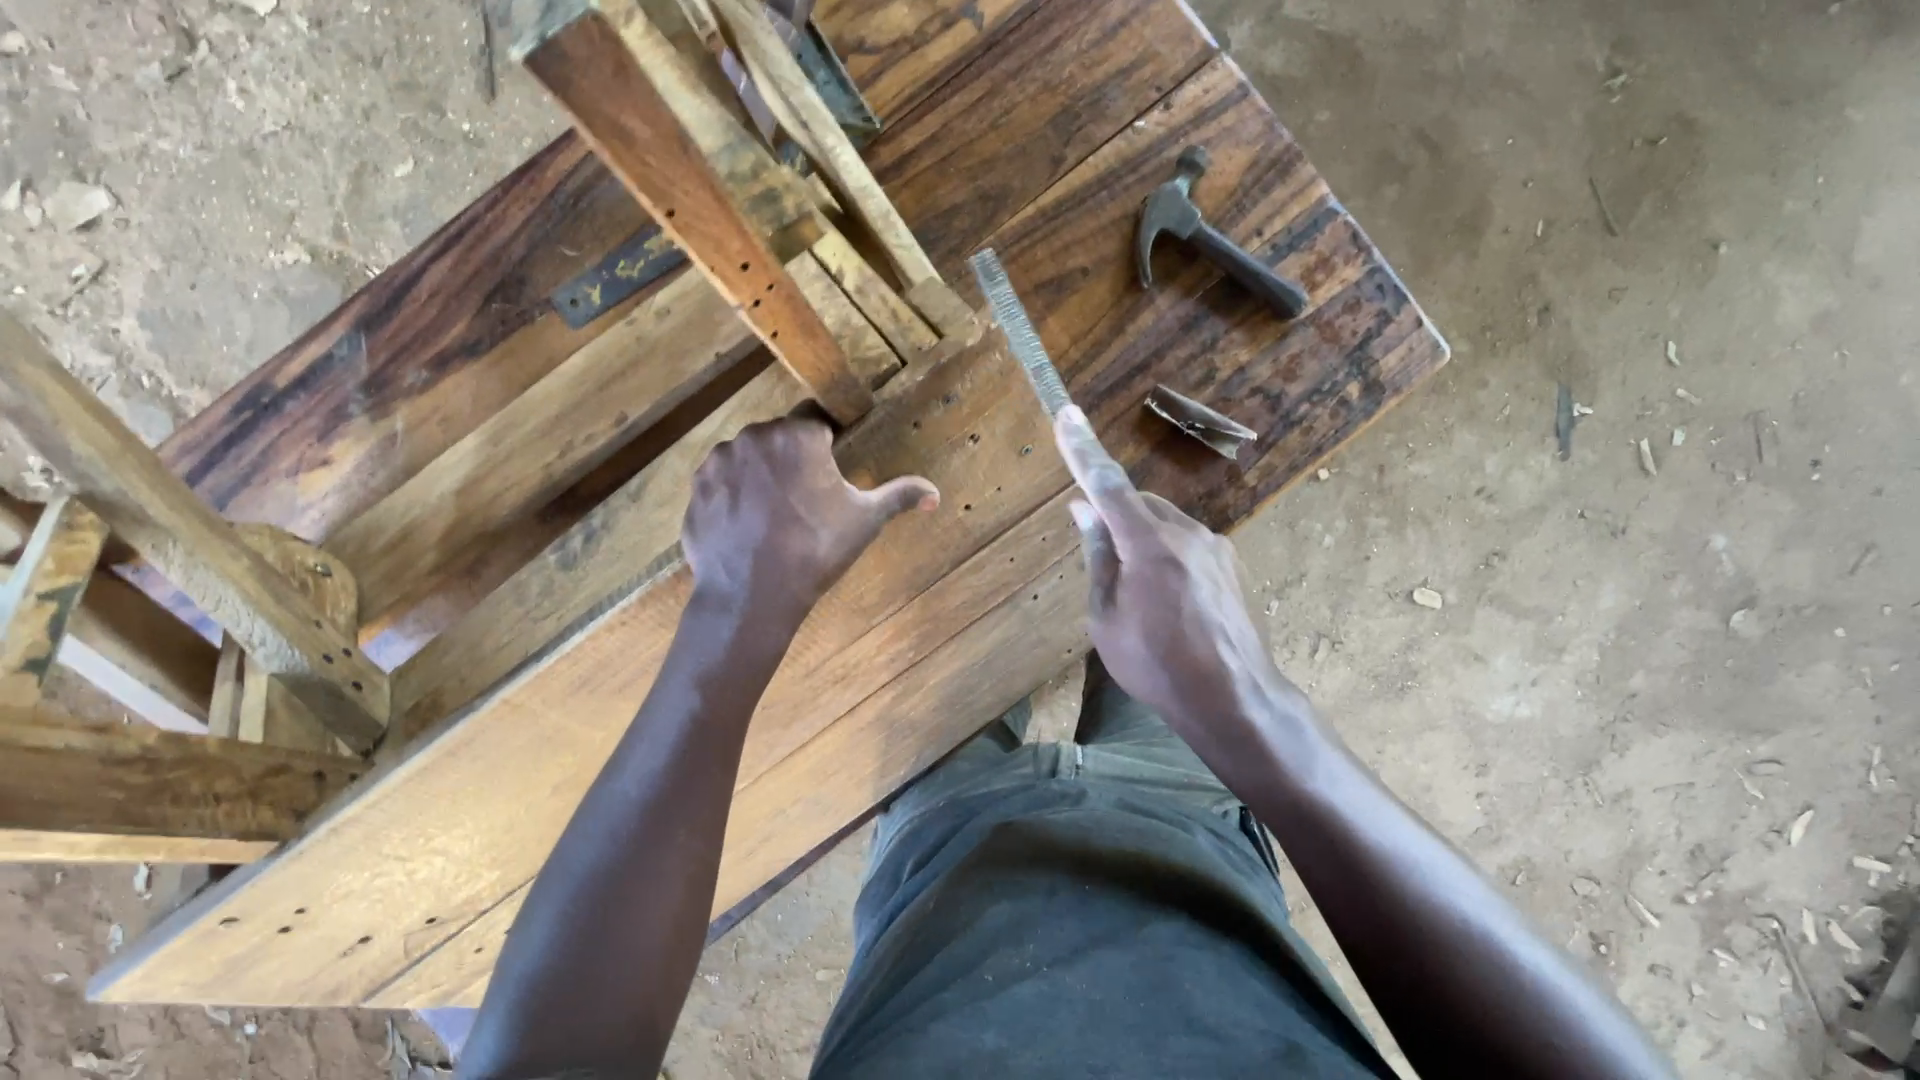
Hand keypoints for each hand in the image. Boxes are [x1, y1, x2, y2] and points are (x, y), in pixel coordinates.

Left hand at [683, 416, 938, 624]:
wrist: (752, 594)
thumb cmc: (816, 551)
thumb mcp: (865, 521)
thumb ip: (900, 496)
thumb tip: (935, 494)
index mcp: (798, 435)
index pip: (816, 423)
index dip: (825, 447)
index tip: (827, 476)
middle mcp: (754, 436)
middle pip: (779, 439)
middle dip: (791, 461)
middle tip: (802, 503)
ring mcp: (719, 461)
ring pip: (747, 458)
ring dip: (759, 476)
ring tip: (770, 518)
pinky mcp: (695, 487)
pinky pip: (720, 483)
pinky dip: (731, 497)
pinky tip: (745, 527)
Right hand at [1054, 406, 1301, 759]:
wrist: (1231, 697)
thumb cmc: (1155, 664)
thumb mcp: (1105, 617)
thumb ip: (1098, 556)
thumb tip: (1084, 510)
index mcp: (1148, 544)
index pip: (1106, 484)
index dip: (1082, 449)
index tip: (1067, 414)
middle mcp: (1186, 532)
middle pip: (1137, 502)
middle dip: (1113, 515)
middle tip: (1099, 558)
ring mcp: (1214, 546)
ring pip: (1163, 522)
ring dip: (1140, 538)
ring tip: (1137, 594)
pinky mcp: (1230, 563)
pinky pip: (1185, 542)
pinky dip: (1164, 553)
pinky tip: (1167, 599)